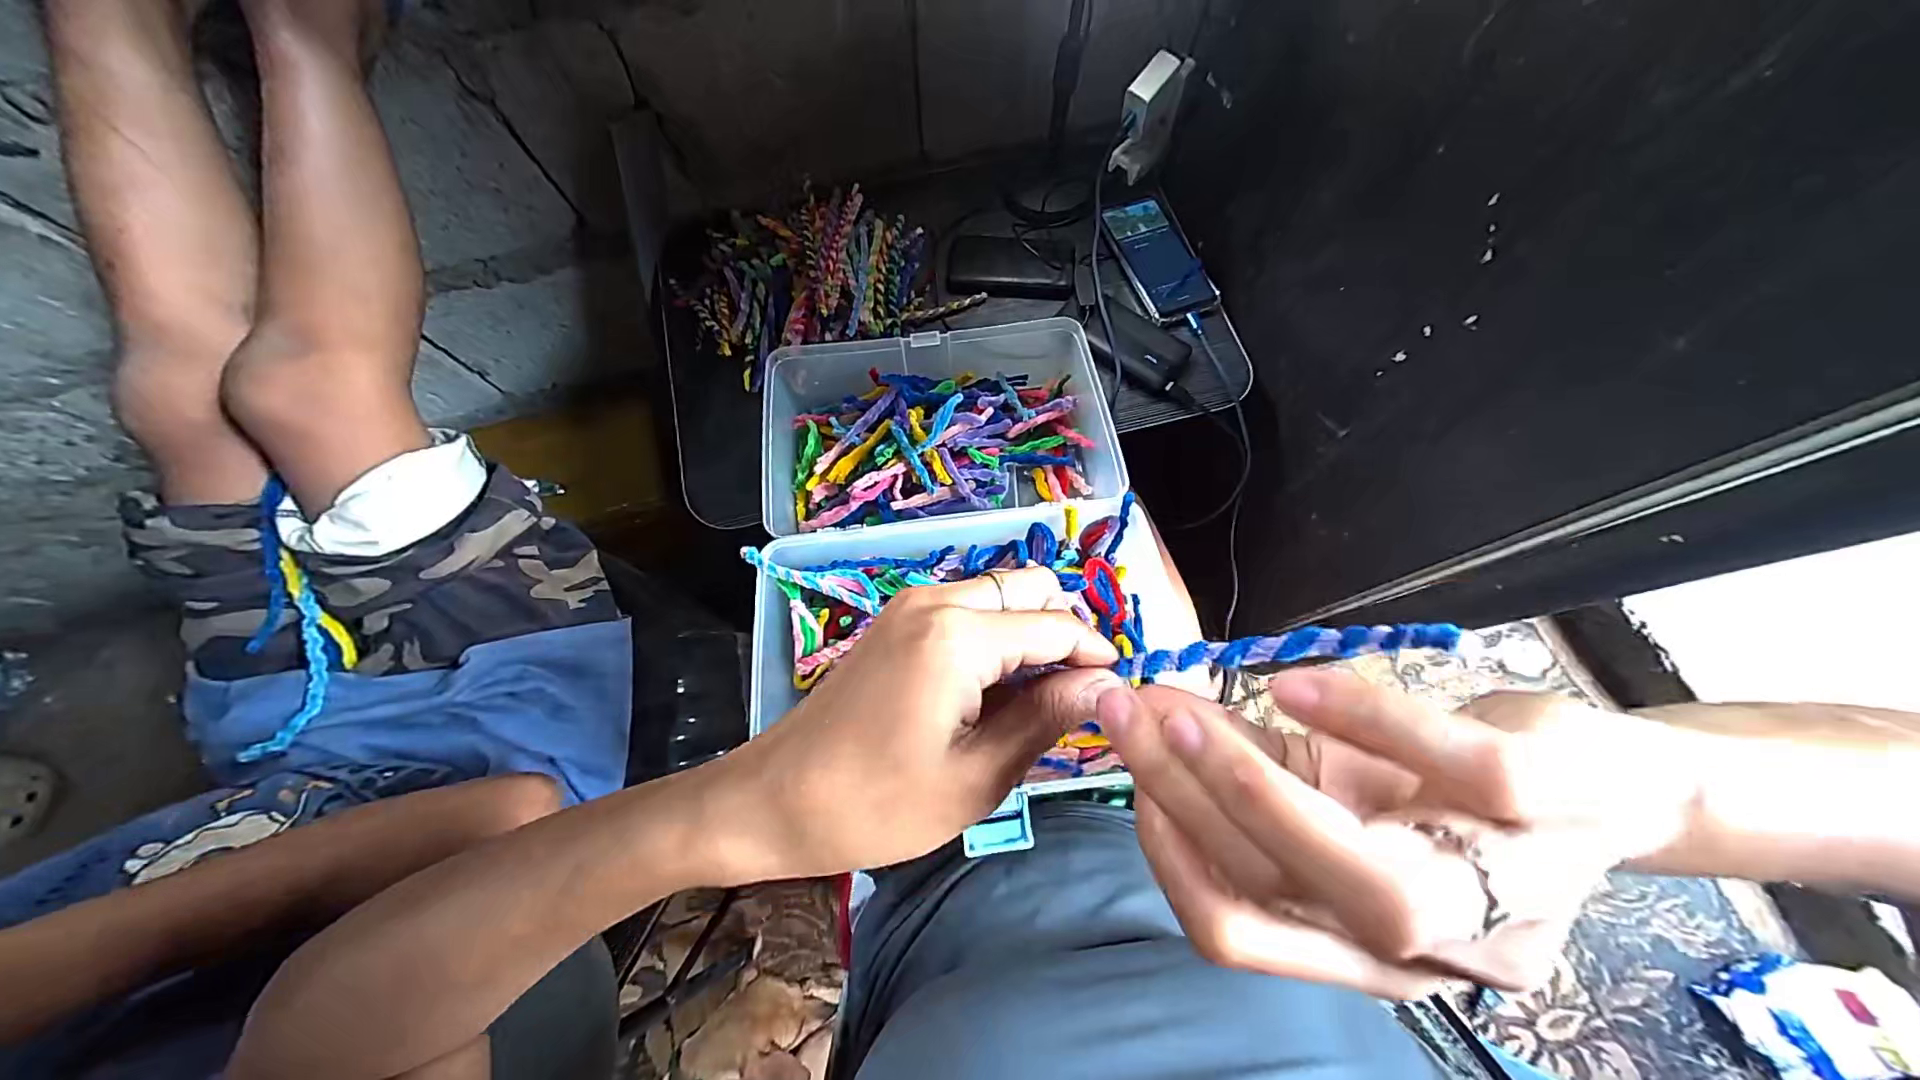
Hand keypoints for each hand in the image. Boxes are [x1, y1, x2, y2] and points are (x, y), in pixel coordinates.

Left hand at [715, 566, 1122, 880]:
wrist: (773, 799)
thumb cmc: (873, 805)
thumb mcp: (974, 777)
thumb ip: (1045, 720)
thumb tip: (1107, 685)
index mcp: (958, 636)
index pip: (1056, 626)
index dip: (1096, 658)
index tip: (1119, 696)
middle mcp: (937, 600)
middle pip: (1030, 587)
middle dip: (1064, 633)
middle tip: (1071, 699)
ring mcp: (911, 604)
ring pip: (1000, 593)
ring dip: (1030, 632)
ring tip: (1035, 701)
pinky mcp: (897, 620)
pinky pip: (967, 609)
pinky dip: (996, 635)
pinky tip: (992, 691)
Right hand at [1101, 670, 1701, 996]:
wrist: (1606, 786)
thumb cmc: (1440, 793)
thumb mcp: (1328, 786)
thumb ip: (1241, 763)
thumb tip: (1145, 713)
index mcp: (1366, 947)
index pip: (1237, 929)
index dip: (1165, 851)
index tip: (1126, 774)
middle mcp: (1433, 948)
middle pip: (1282, 892)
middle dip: (1182, 790)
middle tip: (1129, 713)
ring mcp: (1505, 889)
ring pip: (1370, 878)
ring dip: (1247, 778)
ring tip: (1178, 705)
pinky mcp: (1555, 811)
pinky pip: (1453, 766)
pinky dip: (1360, 717)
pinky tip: (1294, 684)